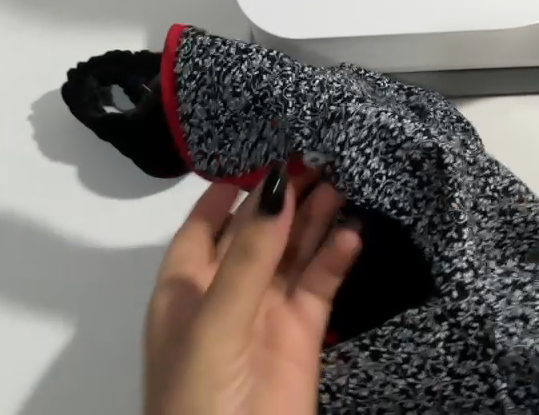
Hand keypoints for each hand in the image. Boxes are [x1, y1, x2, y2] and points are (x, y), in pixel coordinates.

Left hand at [144, 166, 362, 414]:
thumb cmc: (199, 394)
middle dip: (282, 194)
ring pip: (291, 250)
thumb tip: (273, 183)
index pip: (204, 221)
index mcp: (186, 285)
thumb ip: (248, 253)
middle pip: (256, 229)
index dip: (230, 186)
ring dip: (314, 216)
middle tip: (317, 154)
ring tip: (341, 179)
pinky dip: (336, 257)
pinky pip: (319, 284)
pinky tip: (352, 233)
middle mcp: (226, 290)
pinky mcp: (303, 334)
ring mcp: (265, 311)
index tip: (262, 147)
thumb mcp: (215, 320)